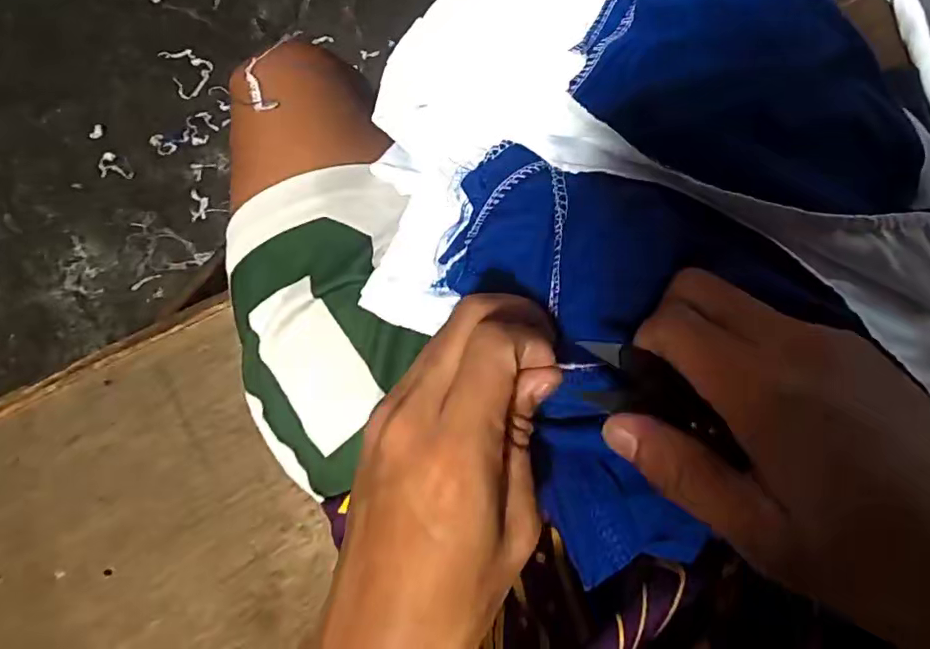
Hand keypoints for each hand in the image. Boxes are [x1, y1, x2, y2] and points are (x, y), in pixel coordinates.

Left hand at [317, 294, 562, 648]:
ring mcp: (386, 411)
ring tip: (520, 363)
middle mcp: (411, 412)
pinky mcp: (376, 419)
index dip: (533, 336)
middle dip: (515, 314)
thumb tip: (542, 372)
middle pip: (466, 315)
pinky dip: (465, 351)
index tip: (553, 367)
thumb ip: (523, 433)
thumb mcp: (518, 522)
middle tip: (544, 346)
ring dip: (490, 329)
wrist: (376, 639)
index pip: (493, 339)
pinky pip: (428, 358)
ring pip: (445, 329)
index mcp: (451, 443)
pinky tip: (486, 382)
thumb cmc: (459, 592)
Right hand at [602, 270, 929, 648]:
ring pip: (741, 296)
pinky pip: (780, 317)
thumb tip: (616, 423)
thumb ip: (683, 471)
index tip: (640, 384)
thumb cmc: (869, 558)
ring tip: (718, 398)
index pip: (673, 317)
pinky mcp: (857, 343)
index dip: (640, 340)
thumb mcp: (764, 536)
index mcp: (761, 385)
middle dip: (668, 316)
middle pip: (700, 283)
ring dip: (711, 326)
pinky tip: (774, 401)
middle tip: (668, 383)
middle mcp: (791, 338)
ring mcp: (829, 333)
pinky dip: (752, 337)